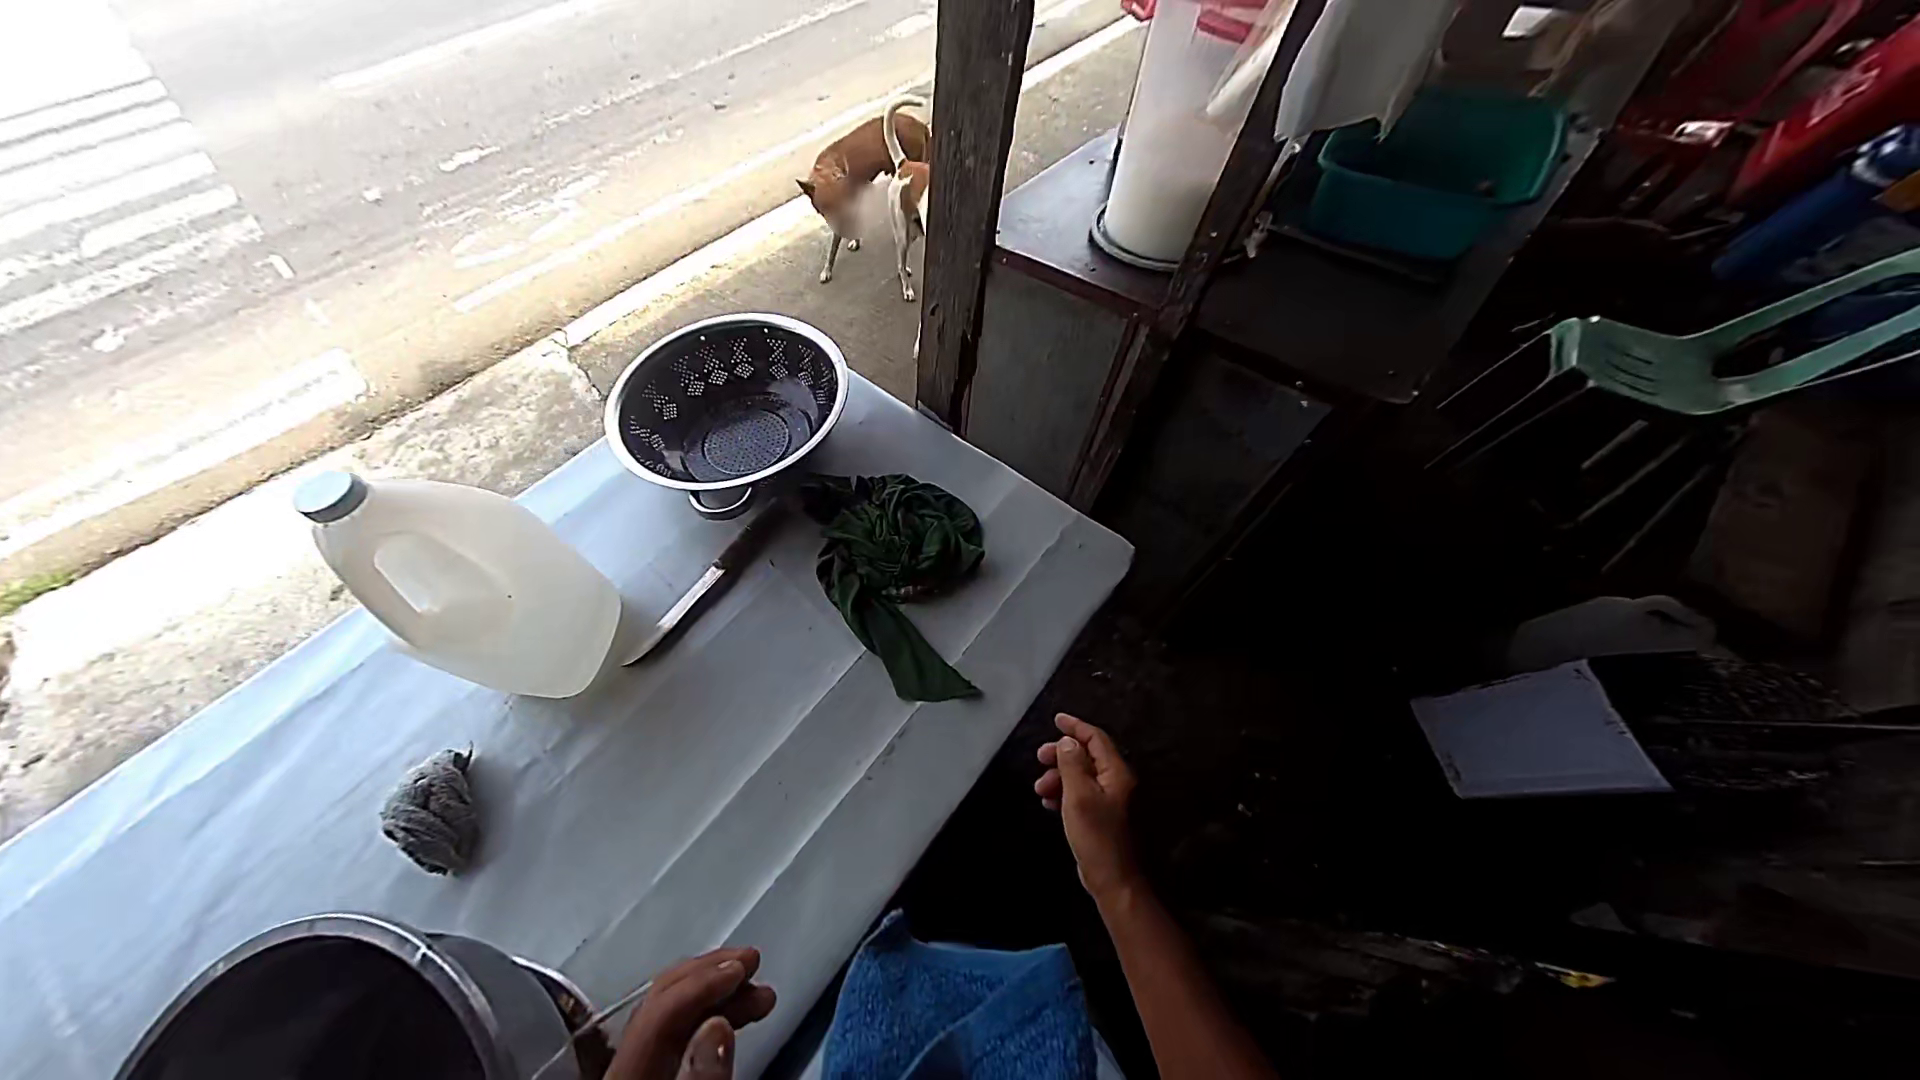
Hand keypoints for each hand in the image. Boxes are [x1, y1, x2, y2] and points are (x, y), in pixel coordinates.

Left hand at [606, 947, 777, 1079]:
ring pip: (670, 1016)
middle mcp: (624, 1064)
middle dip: (711, 976)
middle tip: (753, 961)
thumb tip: (719, 1025)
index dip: (702, 983)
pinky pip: (675, 1034)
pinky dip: (710, 1015)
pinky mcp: (652, 1068)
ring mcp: (635, 1065)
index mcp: (627, 1073)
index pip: (658, 1014)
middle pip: (659, 1004)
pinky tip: (738, 1012)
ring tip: (761, 992)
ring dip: (719, 994)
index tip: (745, 966)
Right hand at [1034, 713, 1139, 898]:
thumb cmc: (1097, 836)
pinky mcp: (1104, 818)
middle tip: (1039, 757)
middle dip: (1061, 754)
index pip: (1095, 738)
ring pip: (1081, 776)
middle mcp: (1117, 782)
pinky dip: (1064, 793)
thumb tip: (1067, 741)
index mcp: (1116, 772)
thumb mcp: (1078, 795)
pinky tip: (1049, 803)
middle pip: (1087, 756)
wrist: (1115, 881)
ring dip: (1059, 777)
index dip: (1075, 726)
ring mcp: (1112, 801)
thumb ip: (1072, 763)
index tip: (1056, 719)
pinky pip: (1081, 794)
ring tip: (1040, 789)